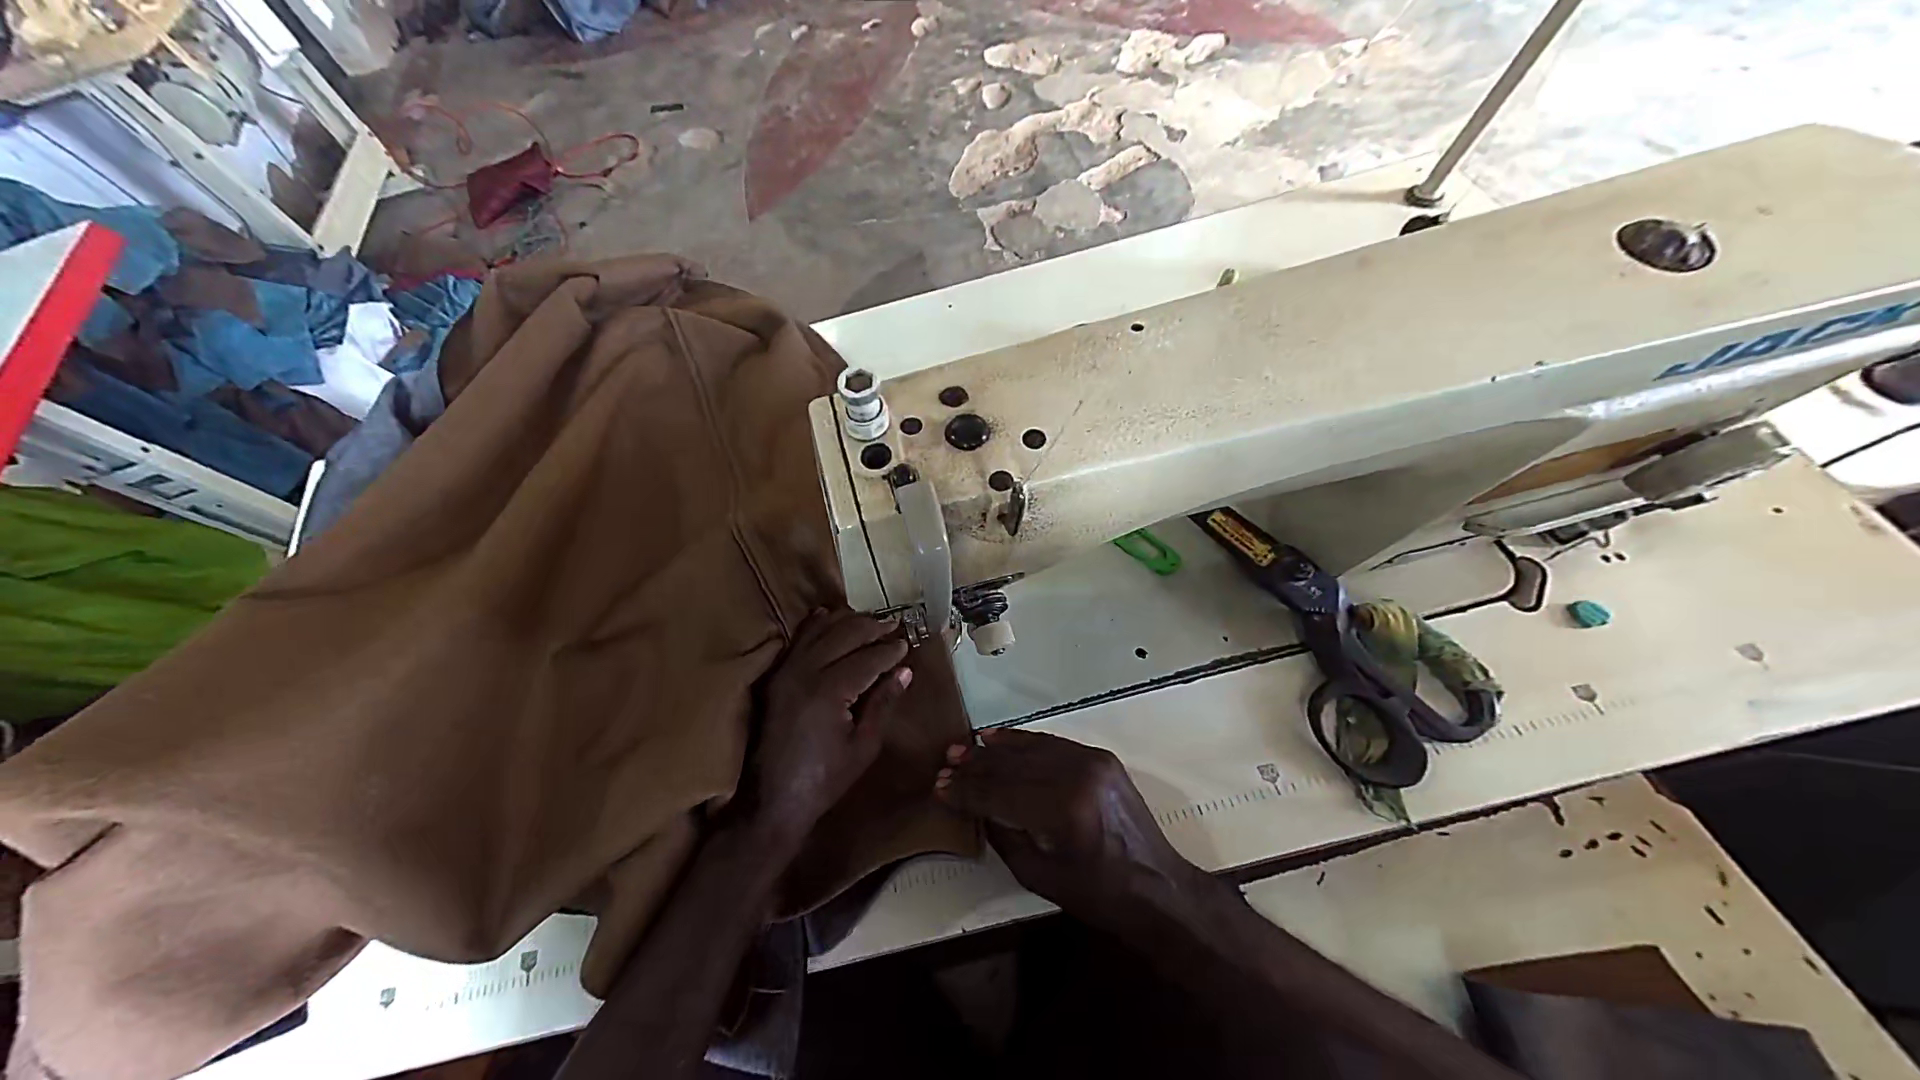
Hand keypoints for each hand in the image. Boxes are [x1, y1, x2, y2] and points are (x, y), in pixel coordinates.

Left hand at [745, 608, 912, 843]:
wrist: (773, 800)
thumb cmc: (825, 779)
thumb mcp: (864, 745)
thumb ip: (883, 703)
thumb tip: (904, 671)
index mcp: (830, 691)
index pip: (868, 659)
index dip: (890, 650)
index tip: (906, 643)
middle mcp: (805, 672)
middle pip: (844, 635)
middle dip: (871, 628)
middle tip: (893, 625)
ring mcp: (786, 672)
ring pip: (820, 631)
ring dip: (846, 622)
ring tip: (868, 621)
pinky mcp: (775, 677)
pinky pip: (798, 640)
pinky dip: (815, 626)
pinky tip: (827, 616)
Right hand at [933, 729, 1219, 929]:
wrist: (1159, 887)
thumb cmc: (1098, 895)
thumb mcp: (1039, 875)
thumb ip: (1003, 834)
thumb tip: (975, 805)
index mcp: (1064, 810)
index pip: (1000, 793)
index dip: (966, 791)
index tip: (939, 788)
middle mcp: (1078, 775)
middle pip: (1012, 766)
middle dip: (975, 768)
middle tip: (944, 767)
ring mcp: (1092, 761)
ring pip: (1030, 749)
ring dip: (993, 751)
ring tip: (962, 749)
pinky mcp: (1100, 757)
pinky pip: (1052, 744)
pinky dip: (1023, 741)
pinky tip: (997, 738)